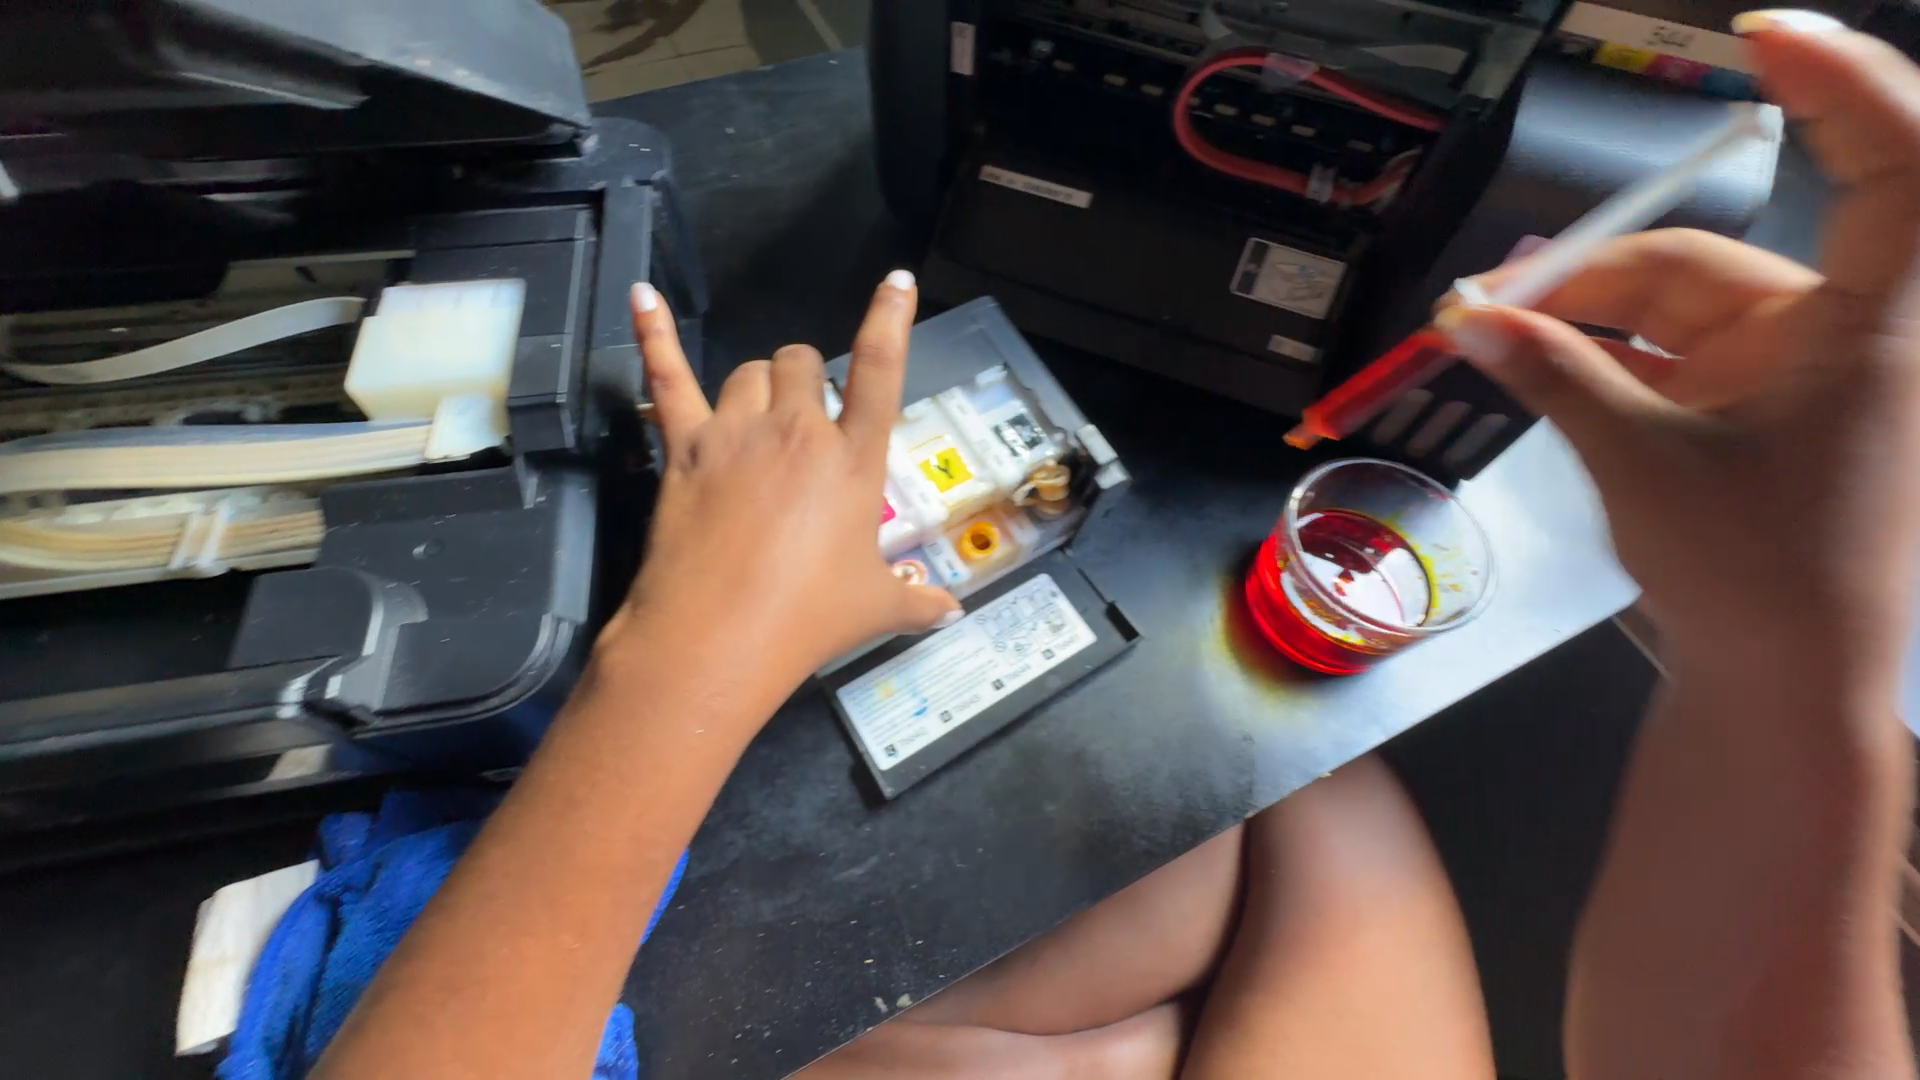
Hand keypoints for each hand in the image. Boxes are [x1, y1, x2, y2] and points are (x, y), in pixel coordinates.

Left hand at [603, 272, 960, 696]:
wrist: (720, 638)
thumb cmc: (809, 619)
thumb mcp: (876, 607)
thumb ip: (918, 602)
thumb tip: (953, 614)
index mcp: (853, 461)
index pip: (880, 373)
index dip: (890, 320)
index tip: (896, 281)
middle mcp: (798, 431)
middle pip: (802, 363)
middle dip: (807, 379)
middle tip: (806, 425)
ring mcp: (736, 432)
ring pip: (750, 370)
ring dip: (761, 384)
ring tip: (761, 418)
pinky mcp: (684, 445)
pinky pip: (667, 376)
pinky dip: (655, 334)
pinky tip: (642, 295)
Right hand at [1434, 15, 1919, 676]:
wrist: (1779, 658)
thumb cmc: (1748, 562)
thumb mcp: (1638, 459)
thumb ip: (1557, 377)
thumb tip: (1472, 322)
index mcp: (1866, 327)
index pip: (1891, 169)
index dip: (1842, 87)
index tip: (1757, 38)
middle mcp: (1832, 330)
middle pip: (1693, 264)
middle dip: (1578, 281)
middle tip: (1476, 308)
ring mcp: (1781, 368)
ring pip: (1661, 311)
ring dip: (1570, 321)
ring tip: (1482, 338)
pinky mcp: (1737, 403)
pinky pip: (1654, 355)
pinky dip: (1589, 358)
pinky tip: (1528, 364)